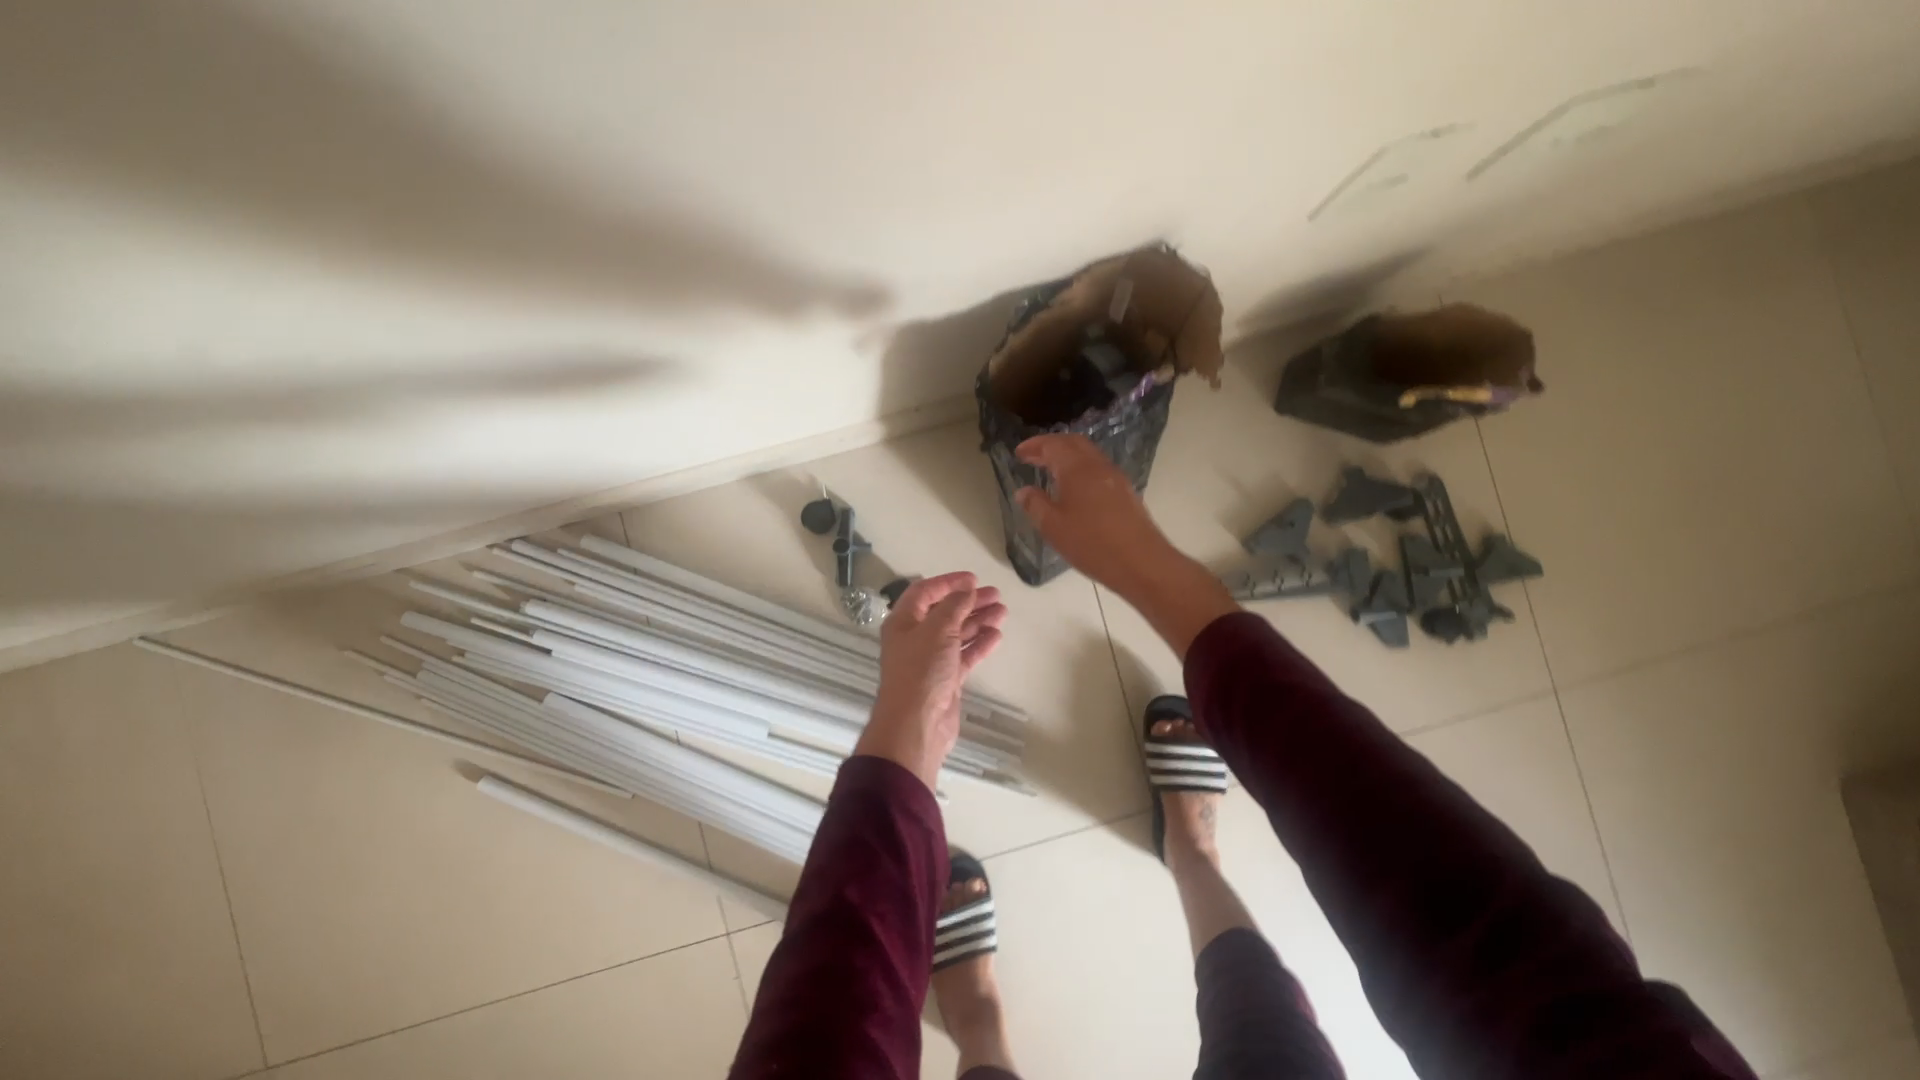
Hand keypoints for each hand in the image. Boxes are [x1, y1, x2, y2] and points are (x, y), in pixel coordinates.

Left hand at [857, 572, 1006, 788]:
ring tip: (1003, 612)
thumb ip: (954, 607)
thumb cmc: (921, 671)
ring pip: (957, 633)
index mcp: (903, 622)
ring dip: (978, 621)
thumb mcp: (937, 630)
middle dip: (969, 602)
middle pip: (945, 612)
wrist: (916, 725)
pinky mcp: (946, 679)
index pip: (925, 592)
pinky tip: (996, 636)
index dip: (949, 583)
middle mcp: (915, 638)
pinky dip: (980, 645)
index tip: (974, 579)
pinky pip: (964, 655)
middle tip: (996, 595)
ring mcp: (931, 660)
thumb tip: (966, 590)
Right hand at [1012, 434, 1183, 595]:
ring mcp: (1115, 478)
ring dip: (1068, 457)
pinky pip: (1098, 469)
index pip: (1053, 445)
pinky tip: (1075, 488)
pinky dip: (1081, 469)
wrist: (1140, 562)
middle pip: (1074, 443)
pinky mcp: (1126, 492)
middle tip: (1033, 456)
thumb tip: (1023, 491)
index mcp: (1077, 469)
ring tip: (1051, 471)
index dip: (1034, 446)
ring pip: (1089, 456)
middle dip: (1052, 445)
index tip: (1019, 453)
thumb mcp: (1053, 527)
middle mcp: (1098, 466)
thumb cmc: (1091, 544)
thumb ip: (1035, 505)